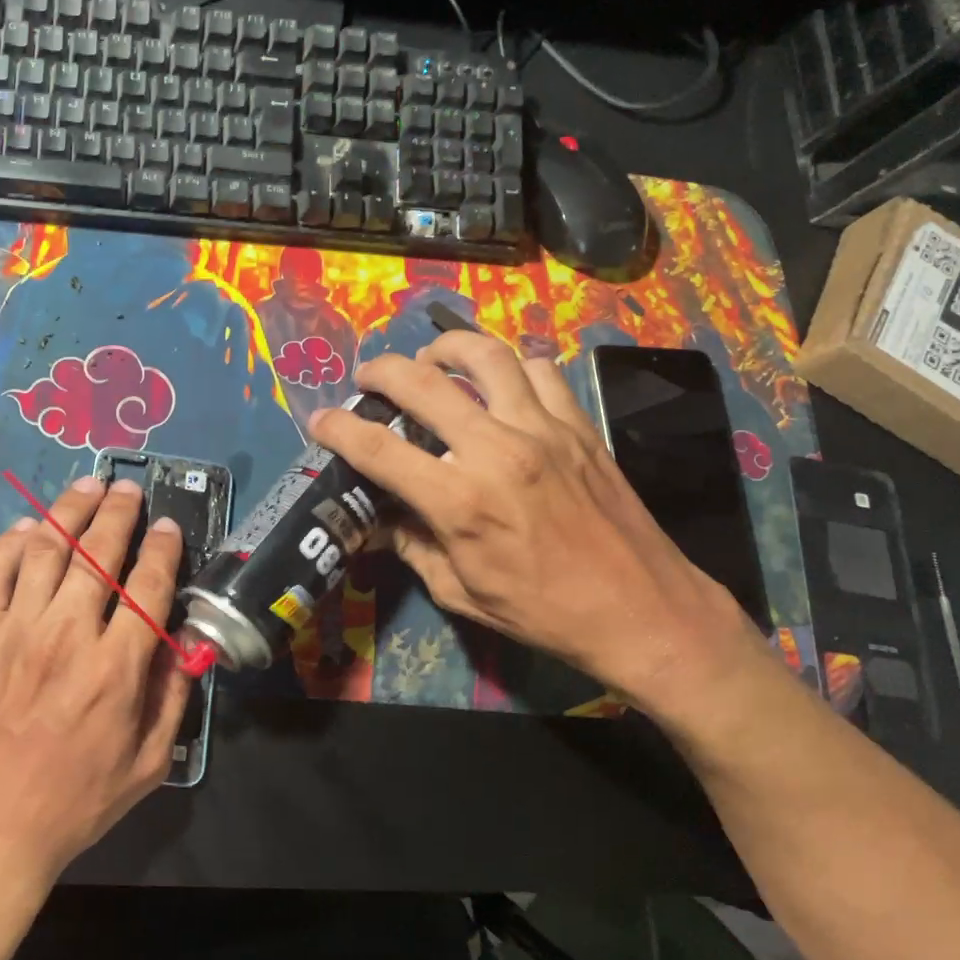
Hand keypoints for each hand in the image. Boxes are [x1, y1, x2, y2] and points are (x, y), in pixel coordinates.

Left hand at [0, 476, 189, 899]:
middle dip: (118, 512)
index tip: (170, 526)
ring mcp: (15, 631)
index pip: (148, 587)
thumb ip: (171, 697)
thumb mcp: (144, 766)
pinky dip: (9, 542)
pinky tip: (26, 526)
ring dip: (69, 510)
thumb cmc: (72, 804)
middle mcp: (66, 636)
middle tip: (129, 488)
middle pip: (97, 553)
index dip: (163, 549)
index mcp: (114, 669)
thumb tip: (187, 643)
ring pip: (45, 550)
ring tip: (87, 485)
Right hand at [309, 331, 764, 710]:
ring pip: (486, 356)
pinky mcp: (579, 426)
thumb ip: (412, 545)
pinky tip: (499, 385)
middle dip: (381, 371)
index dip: (337, 429)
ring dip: (447, 348)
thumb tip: (380, 519)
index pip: (378, 449)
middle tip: (367, 378)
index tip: (318, 420)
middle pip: (423, 383)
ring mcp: (543, 430)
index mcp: (458, 501)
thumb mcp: (459, 591)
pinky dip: (509, 368)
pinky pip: (539, 371)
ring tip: (432, 360)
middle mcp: (496, 451)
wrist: (641, 610)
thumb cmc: (541, 611)